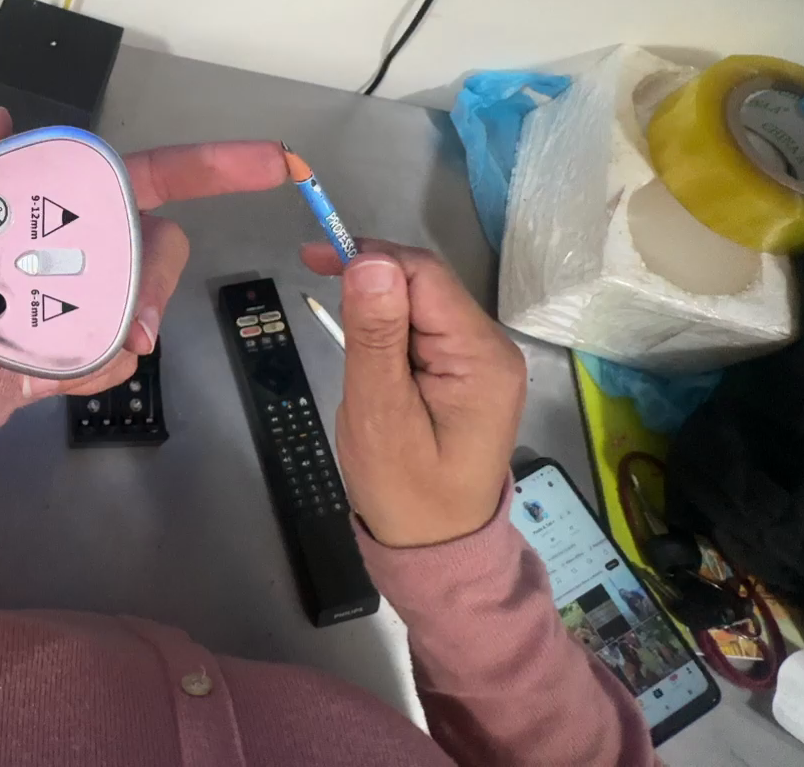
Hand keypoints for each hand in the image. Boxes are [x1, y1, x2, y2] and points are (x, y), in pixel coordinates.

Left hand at [0, 108, 287, 397]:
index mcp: (80, 199)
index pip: (159, 173)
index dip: (218, 164)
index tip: (276, 161)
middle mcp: (106, 244)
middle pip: (166, 247)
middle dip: (150, 278)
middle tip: (108, 309)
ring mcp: (107, 299)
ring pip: (149, 308)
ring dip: (114, 329)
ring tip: (50, 344)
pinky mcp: (100, 349)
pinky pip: (120, 356)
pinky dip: (87, 366)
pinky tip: (44, 366)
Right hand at [301, 239, 525, 546]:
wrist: (434, 548)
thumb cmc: (403, 488)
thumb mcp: (379, 411)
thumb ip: (375, 335)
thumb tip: (368, 260)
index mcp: (480, 356)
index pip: (424, 275)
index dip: (369, 256)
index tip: (312, 259)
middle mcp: (491, 347)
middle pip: (426, 282)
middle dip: (370, 275)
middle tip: (312, 277)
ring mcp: (481, 359)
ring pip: (421, 301)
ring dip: (375, 300)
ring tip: (338, 324)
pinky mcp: (464, 370)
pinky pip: (422, 326)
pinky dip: (386, 322)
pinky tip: (364, 341)